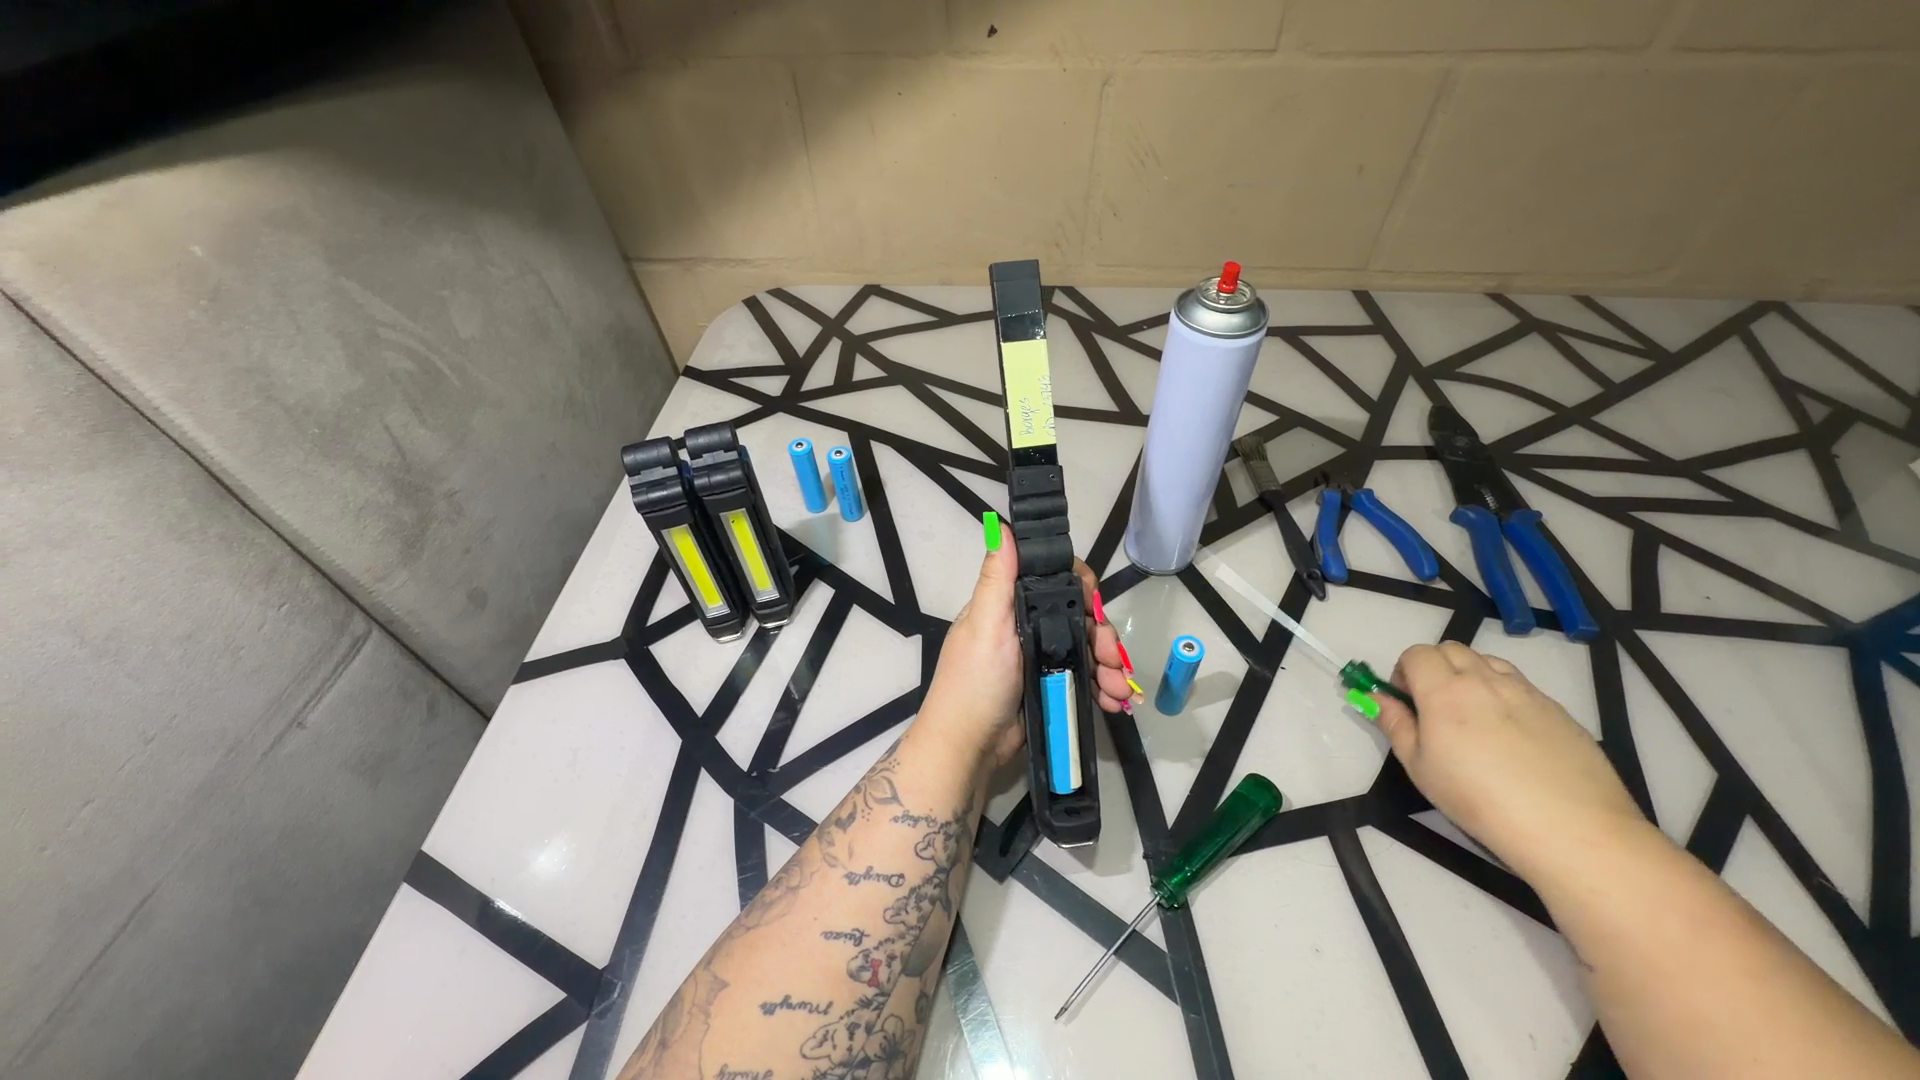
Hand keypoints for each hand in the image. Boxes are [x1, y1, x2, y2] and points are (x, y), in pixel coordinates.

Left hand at [919, 540, 1129, 767]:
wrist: (969, 747)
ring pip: (1088, 650)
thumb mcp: (985, 625)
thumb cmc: (975, 681)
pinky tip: (1114, 702)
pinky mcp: (1051, 688)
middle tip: (1112, 659)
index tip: (1093, 604)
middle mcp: (1027, 628)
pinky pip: (1086, 679)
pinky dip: (1104, 688)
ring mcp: (1041, 660)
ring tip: (1119, 691)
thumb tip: (1001, 526)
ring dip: (1110, 667)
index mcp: (1010, 607)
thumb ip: (997, 579)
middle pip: (1079, 618)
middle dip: (1103, 637)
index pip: (1054, 582)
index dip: (1080, 588)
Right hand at [1373, 643, 1646, 879]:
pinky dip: (1503, 695)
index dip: (1404, 672)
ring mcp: (1526, 691)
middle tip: (1434, 707)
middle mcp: (1486, 680)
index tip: (1406, 702)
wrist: (1569, 826)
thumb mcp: (1421, 768)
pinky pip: (1520, 685)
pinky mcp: (1557, 709)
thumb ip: (1396, 725)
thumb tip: (1379, 699)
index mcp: (1445, 691)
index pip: (1417, 654)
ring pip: (1488, 662)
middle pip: (1451, 650)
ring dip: (1470, 676)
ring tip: (1474, 718)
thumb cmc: (1478, 799)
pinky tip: (1511, 737)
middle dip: (1434, 667)